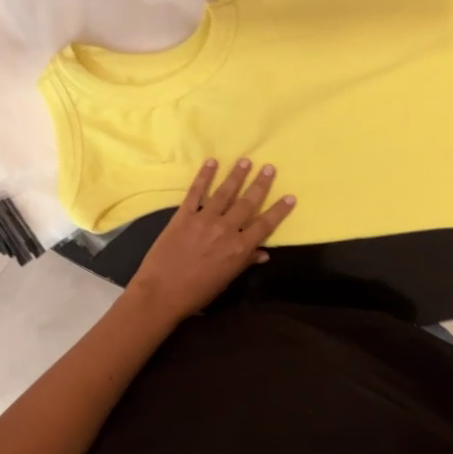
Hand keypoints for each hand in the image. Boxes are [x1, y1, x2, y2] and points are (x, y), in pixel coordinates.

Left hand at [126, 158, 294, 322]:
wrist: (162, 293)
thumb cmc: (197, 292)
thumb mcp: (226, 280)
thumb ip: (245, 262)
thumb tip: (264, 253)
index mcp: (239, 249)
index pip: (265, 225)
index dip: (279, 210)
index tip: (291, 196)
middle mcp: (225, 229)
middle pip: (247, 202)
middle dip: (260, 184)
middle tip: (269, 167)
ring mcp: (204, 219)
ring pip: (224, 192)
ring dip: (236, 175)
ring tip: (245, 160)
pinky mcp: (184, 215)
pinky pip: (196, 192)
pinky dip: (204, 176)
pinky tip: (211, 162)